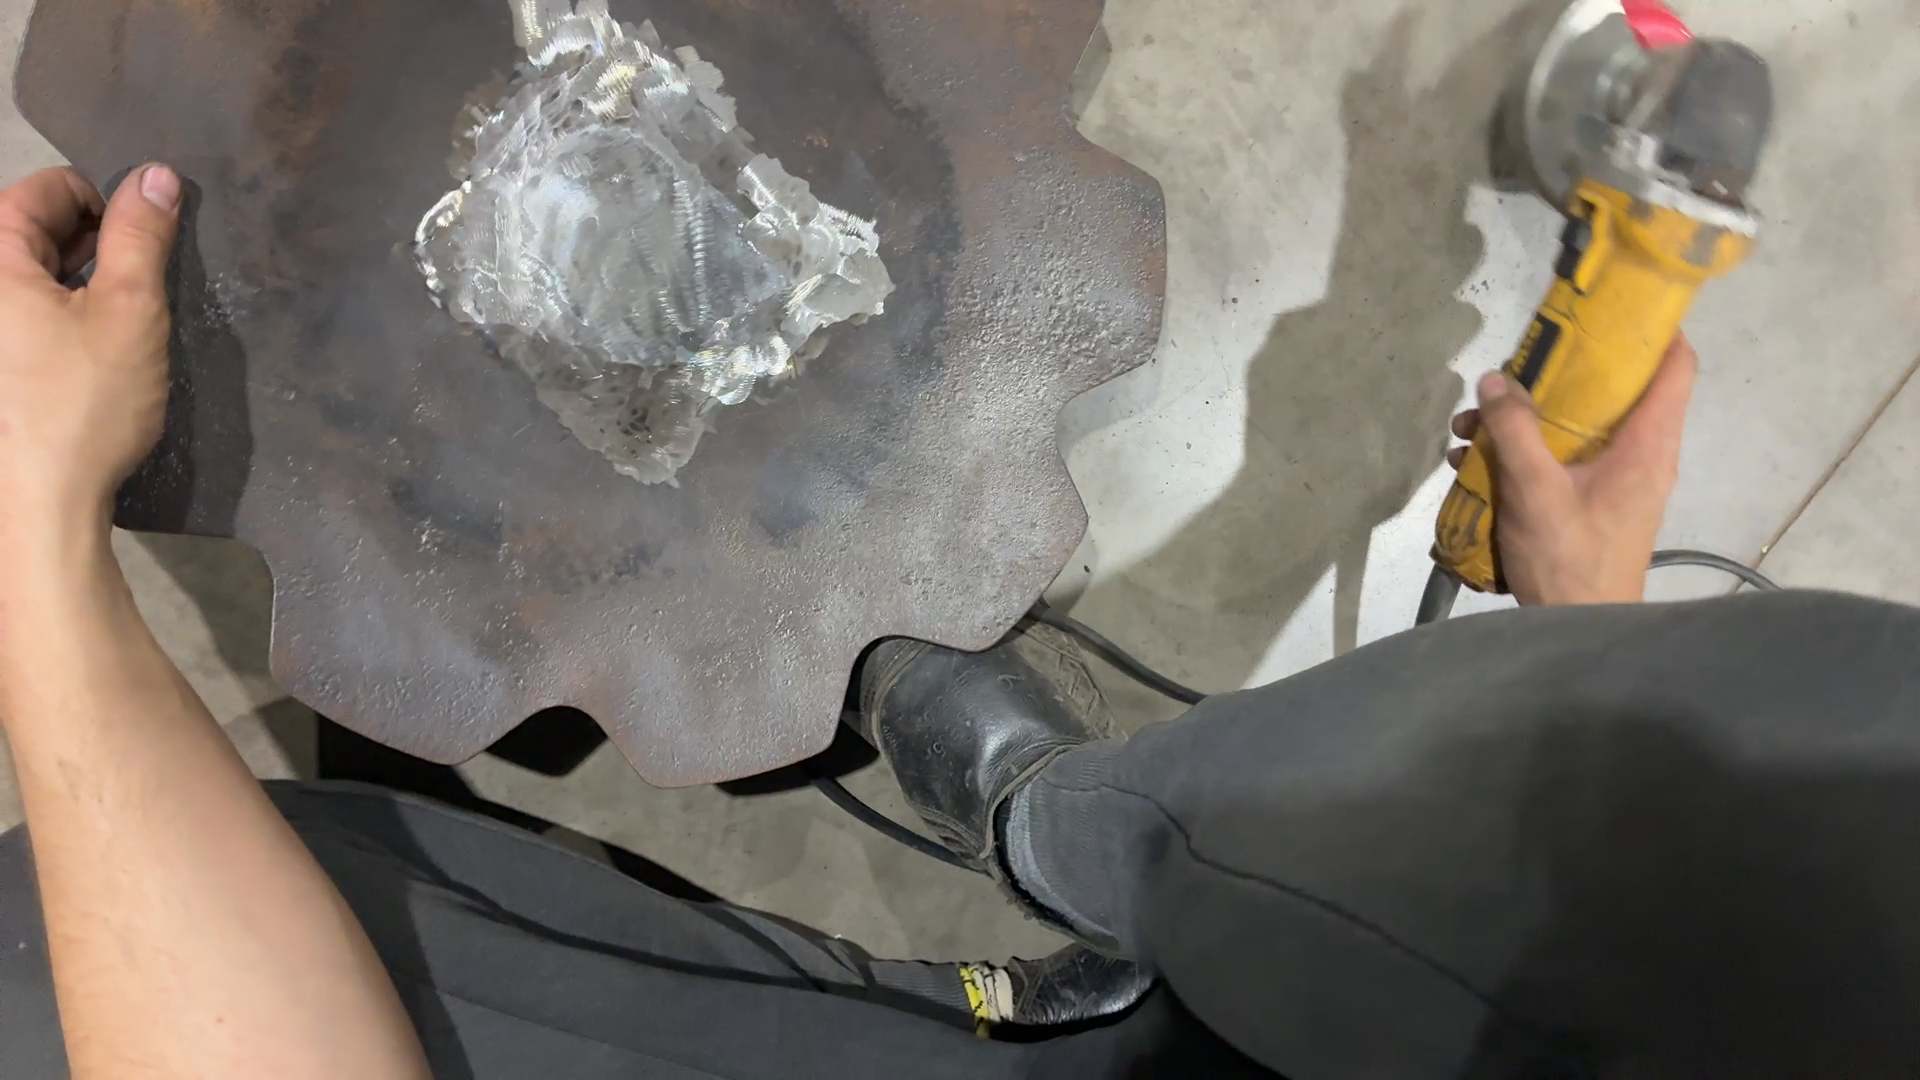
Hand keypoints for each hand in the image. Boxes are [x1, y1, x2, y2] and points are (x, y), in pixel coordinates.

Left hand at [0, 165, 180, 546]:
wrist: (44, 485)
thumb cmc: (87, 396)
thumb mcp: (130, 312)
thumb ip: (142, 240)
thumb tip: (159, 177)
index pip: (41, 192)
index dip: (106, 200)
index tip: (160, 234)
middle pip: (36, 229)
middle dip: (102, 242)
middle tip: (157, 278)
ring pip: (40, 270)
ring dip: (94, 278)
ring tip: (139, 314)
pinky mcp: (5, 354)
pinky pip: (36, 307)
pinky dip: (78, 310)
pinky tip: (111, 344)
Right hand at [1447, 334, 1697, 605]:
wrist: (1575, 624)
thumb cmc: (1568, 554)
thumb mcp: (1535, 489)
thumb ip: (1515, 432)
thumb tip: (1493, 379)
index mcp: (1646, 445)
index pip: (1673, 368)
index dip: (1648, 333)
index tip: (1603, 314)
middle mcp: (1635, 455)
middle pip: (1602, 397)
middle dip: (1544, 386)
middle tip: (1495, 387)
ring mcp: (1608, 480)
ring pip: (1566, 431)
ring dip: (1515, 426)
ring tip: (1463, 436)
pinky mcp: (1581, 500)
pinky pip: (1550, 461)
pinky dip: (1513, 456)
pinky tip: (1469, 467)